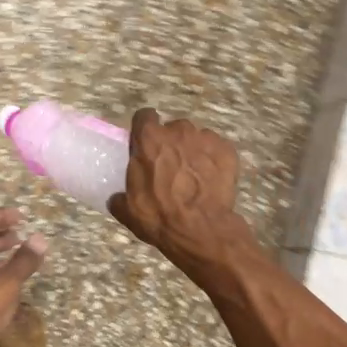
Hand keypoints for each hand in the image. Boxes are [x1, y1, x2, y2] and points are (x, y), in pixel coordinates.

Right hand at [109, 108, 249, 276]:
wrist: (200, 230)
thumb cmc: (159, 216)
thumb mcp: (127, 210)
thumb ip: (121, 196)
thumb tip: (118, 197)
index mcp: (149, 140)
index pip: (143, 117)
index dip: (143, 129)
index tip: (144, 144)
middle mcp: (178, 131)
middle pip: (171, 129)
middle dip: (170, 143)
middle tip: (169, 167)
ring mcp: (205, 138)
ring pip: (195, 137)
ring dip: (191, 150)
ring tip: (192, 175)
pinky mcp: (227, 150)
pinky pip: (216, 149)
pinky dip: (212, 160)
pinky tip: (210, 179)